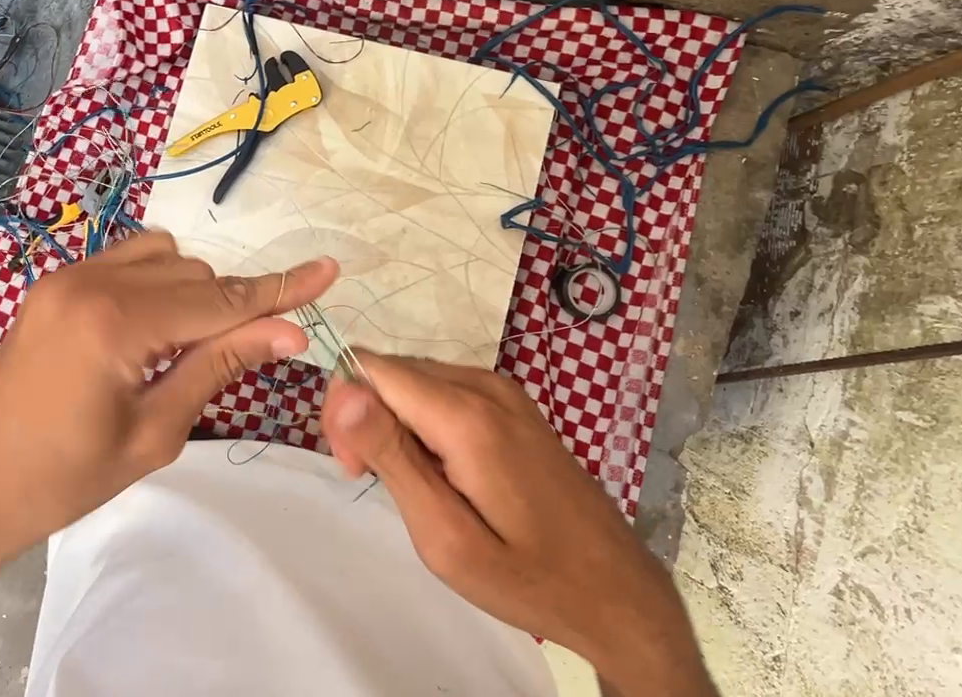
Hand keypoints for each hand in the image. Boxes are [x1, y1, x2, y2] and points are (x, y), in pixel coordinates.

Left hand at [0, 232, 339, 573]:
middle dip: (228, 308)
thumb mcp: (155, 432)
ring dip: (191, 291)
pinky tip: (150, 329)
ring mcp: (66, 275)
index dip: (280, 290)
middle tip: (239, 358)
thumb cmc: (63, 479)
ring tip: (185, 349)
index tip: (328, 270)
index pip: (219, 300)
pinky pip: (124, 260)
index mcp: (116, 322)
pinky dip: (154, 283)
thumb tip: (287, 334)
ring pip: (162, 256)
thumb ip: (219, 366)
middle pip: (194, 273)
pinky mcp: (53, 283)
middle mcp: (91, 280)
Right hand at [322, 353, 714, 696]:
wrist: (617, 592)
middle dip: (365, 418)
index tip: (357, 468)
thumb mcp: (445, 535)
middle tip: (381, 483)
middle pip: (389, 371)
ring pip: (412, 379)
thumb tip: (343, 390)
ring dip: (393, 421)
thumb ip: (392, 456)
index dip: (346, 411)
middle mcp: (484, 383)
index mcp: (466, 414)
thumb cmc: (527, 577)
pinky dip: (423, 420)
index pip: (368, 368)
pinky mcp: (512, 401)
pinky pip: (442, 389)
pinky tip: (443, 469)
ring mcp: (502, 388)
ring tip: (416, 484)